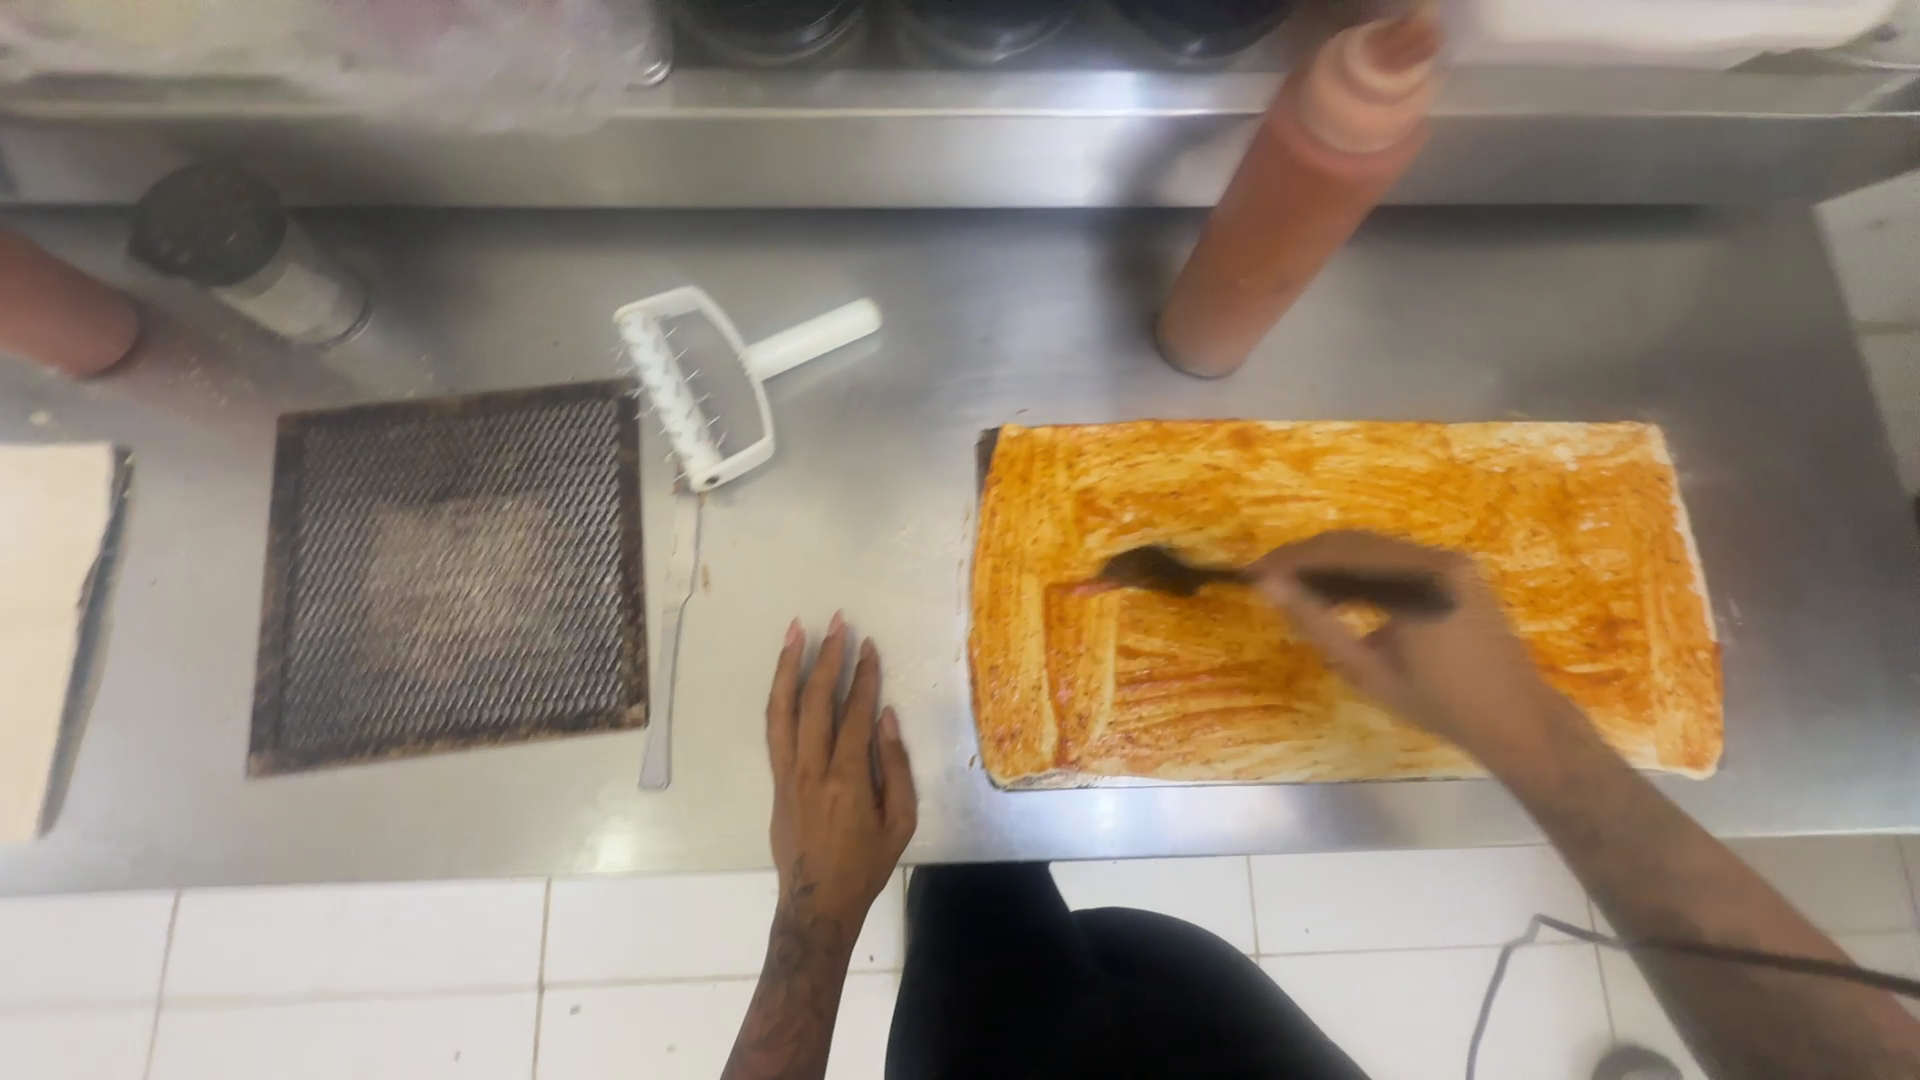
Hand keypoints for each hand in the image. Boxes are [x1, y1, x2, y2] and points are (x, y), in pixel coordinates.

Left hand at [764, 613, 917, 950]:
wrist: (817, 904)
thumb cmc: (866, 864)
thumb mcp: (900, 822)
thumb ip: (895, 767)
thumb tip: (886, 718)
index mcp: (847, 780)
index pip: (855, 714)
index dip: (864, 677)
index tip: (869, 646)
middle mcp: (811, 769)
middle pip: (816, 701)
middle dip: (828, 657)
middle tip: (838, 622)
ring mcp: (787, 773)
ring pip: (783, 709)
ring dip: (789, 666)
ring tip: (796, 631)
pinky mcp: (775, 780)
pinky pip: (774, 729)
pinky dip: (778, 695)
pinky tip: (784, 674)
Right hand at [1247, 530, 1576, 764]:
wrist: (1517, 719)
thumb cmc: (1439, 704)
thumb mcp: (1366, 668)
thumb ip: (1315, 622)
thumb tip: (1268, 587)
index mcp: (1420, 582)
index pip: (1338, 555)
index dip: (1290, 562)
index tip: (1251, 575)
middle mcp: (1438, 558)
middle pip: (1353, 543)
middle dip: (1303, 558)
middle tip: (1264, 579)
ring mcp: (1449, 561)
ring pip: (1370, 548)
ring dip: (1326, 563)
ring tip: (1289, 588)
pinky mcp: (1452, 570)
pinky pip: (1390, 559)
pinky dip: (1355, 571)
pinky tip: (1329, 592)